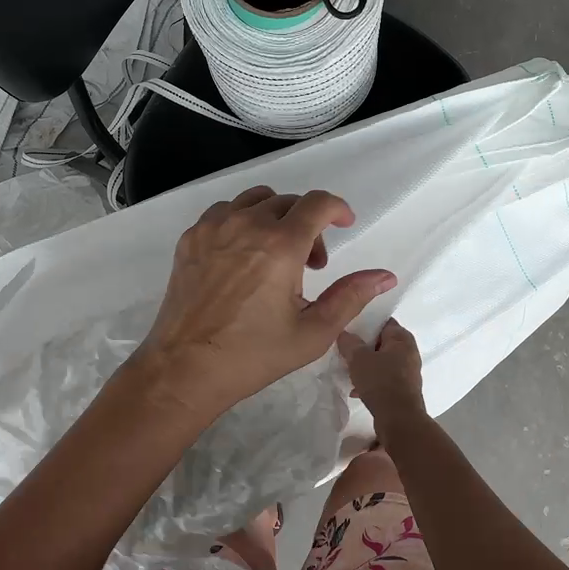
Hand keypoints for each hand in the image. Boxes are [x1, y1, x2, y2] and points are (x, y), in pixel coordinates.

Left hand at [135, 187, 396, 419]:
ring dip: (275, 217)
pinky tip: (243, 256)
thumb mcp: (312, 333)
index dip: (338, 208)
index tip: (345, 224)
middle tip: (310, 264)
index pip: (318, 203)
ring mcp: (214, 227)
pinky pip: (225, 211)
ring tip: (276, 256)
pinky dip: (242, 221)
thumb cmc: (252, 356)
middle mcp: (247, 224)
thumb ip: (350, 297)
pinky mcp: (191, 237)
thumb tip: (384, 276)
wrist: (184, 369)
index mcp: (280, 245)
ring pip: (256, 200)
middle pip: (289, 202)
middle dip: (308, 224)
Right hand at [338, 318, 425, 430]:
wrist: (399, 420)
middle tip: (345, 349)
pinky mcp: (403, 390)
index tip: (349, 328)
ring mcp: (408, 372)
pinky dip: (372, 381)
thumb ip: (350, 344)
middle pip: (382, 343)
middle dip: (364, 347)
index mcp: (402, 338)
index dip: (366, 323)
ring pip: (382, 362)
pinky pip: (384, 379)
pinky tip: (355, 389)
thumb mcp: (359, 359)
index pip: (383, 322)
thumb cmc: (381, 381)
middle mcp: (409, 352)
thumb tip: (344, 335)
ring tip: (348, 370)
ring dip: (366, 366)